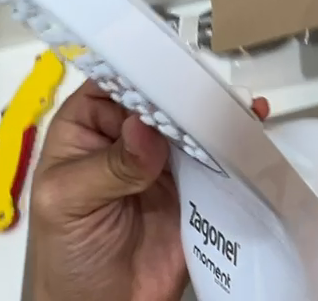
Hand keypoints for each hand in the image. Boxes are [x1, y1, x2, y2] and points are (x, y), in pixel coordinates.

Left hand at [25, 81, 267, 300]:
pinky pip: (216, 150)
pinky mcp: (195, 179)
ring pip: (193, 117)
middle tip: (212, 83)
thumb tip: (144, 127)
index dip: (143, 67)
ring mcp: (164, 155)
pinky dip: (234, 136)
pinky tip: (251, 123)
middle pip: (162, 94)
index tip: (172, 60)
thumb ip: (106, 166)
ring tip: (238, 101)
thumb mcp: (68, 204)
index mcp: (89, 123)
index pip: (118, 79)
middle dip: (187, 86)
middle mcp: (129, 131)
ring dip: (215, 107)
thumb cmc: (66, 257)